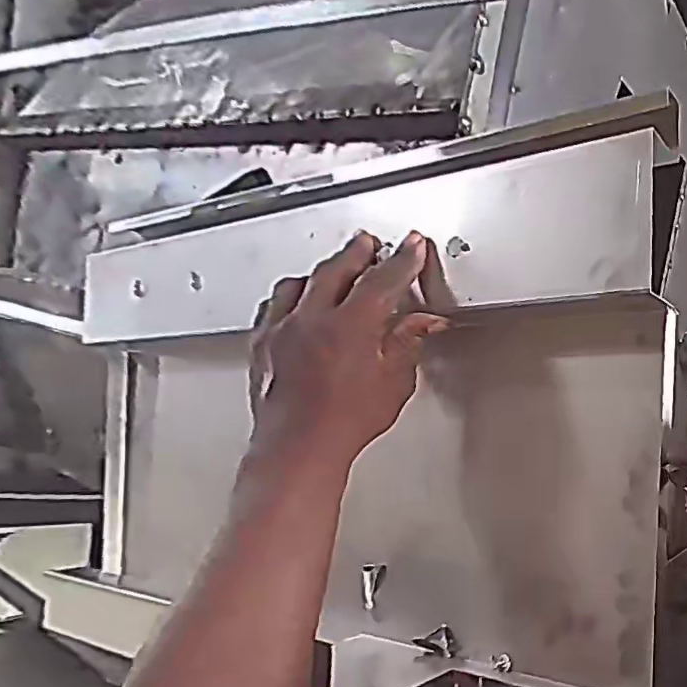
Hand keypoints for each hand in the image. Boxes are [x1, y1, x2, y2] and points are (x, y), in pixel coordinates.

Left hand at [248, 232, 449, 468]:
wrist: (300, 445)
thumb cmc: (346, 421)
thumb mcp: (395, 381)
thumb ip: (408, 343)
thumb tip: (424, 322)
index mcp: (351, 326)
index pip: (383, 279)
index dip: (403, 259)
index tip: (413, 246)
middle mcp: (311, 320)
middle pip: (337, 269)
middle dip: (359, 252)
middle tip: (371, 242)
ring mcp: (281, 329)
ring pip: (301, 282)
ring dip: (324, 269)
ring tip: (338, 264)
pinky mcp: (262, 343)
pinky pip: (274, 304)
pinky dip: (292, 293)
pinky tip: (298, 296)